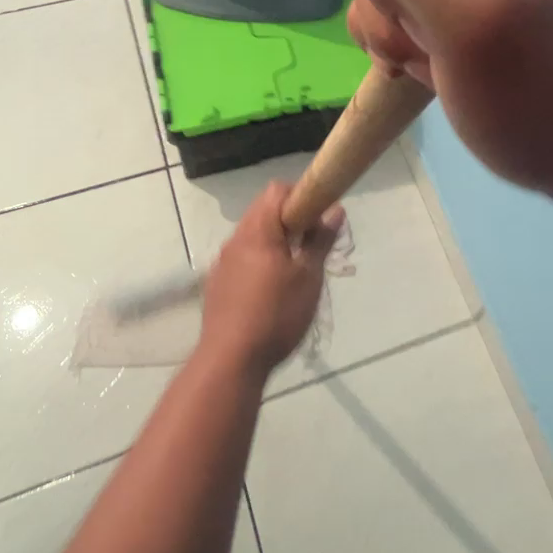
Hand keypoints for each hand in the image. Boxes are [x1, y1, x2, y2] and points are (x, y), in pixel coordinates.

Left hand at [199, 180, 345, 376]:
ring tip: (295, 274)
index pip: (278, 190)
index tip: (319, 219)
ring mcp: (222, 263)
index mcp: (258, 230)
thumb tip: (334, 209)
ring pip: (253, 237)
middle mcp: (235, 239)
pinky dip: (260, 263)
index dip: (302, 195)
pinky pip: (242, 260)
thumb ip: (321, 240)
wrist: (230, 361)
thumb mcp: (309, 277)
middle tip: (312, 248)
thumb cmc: (276, 315)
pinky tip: (271, 293)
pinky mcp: (217, 285)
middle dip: (291, 222)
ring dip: (276, 244)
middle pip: (264, 212)